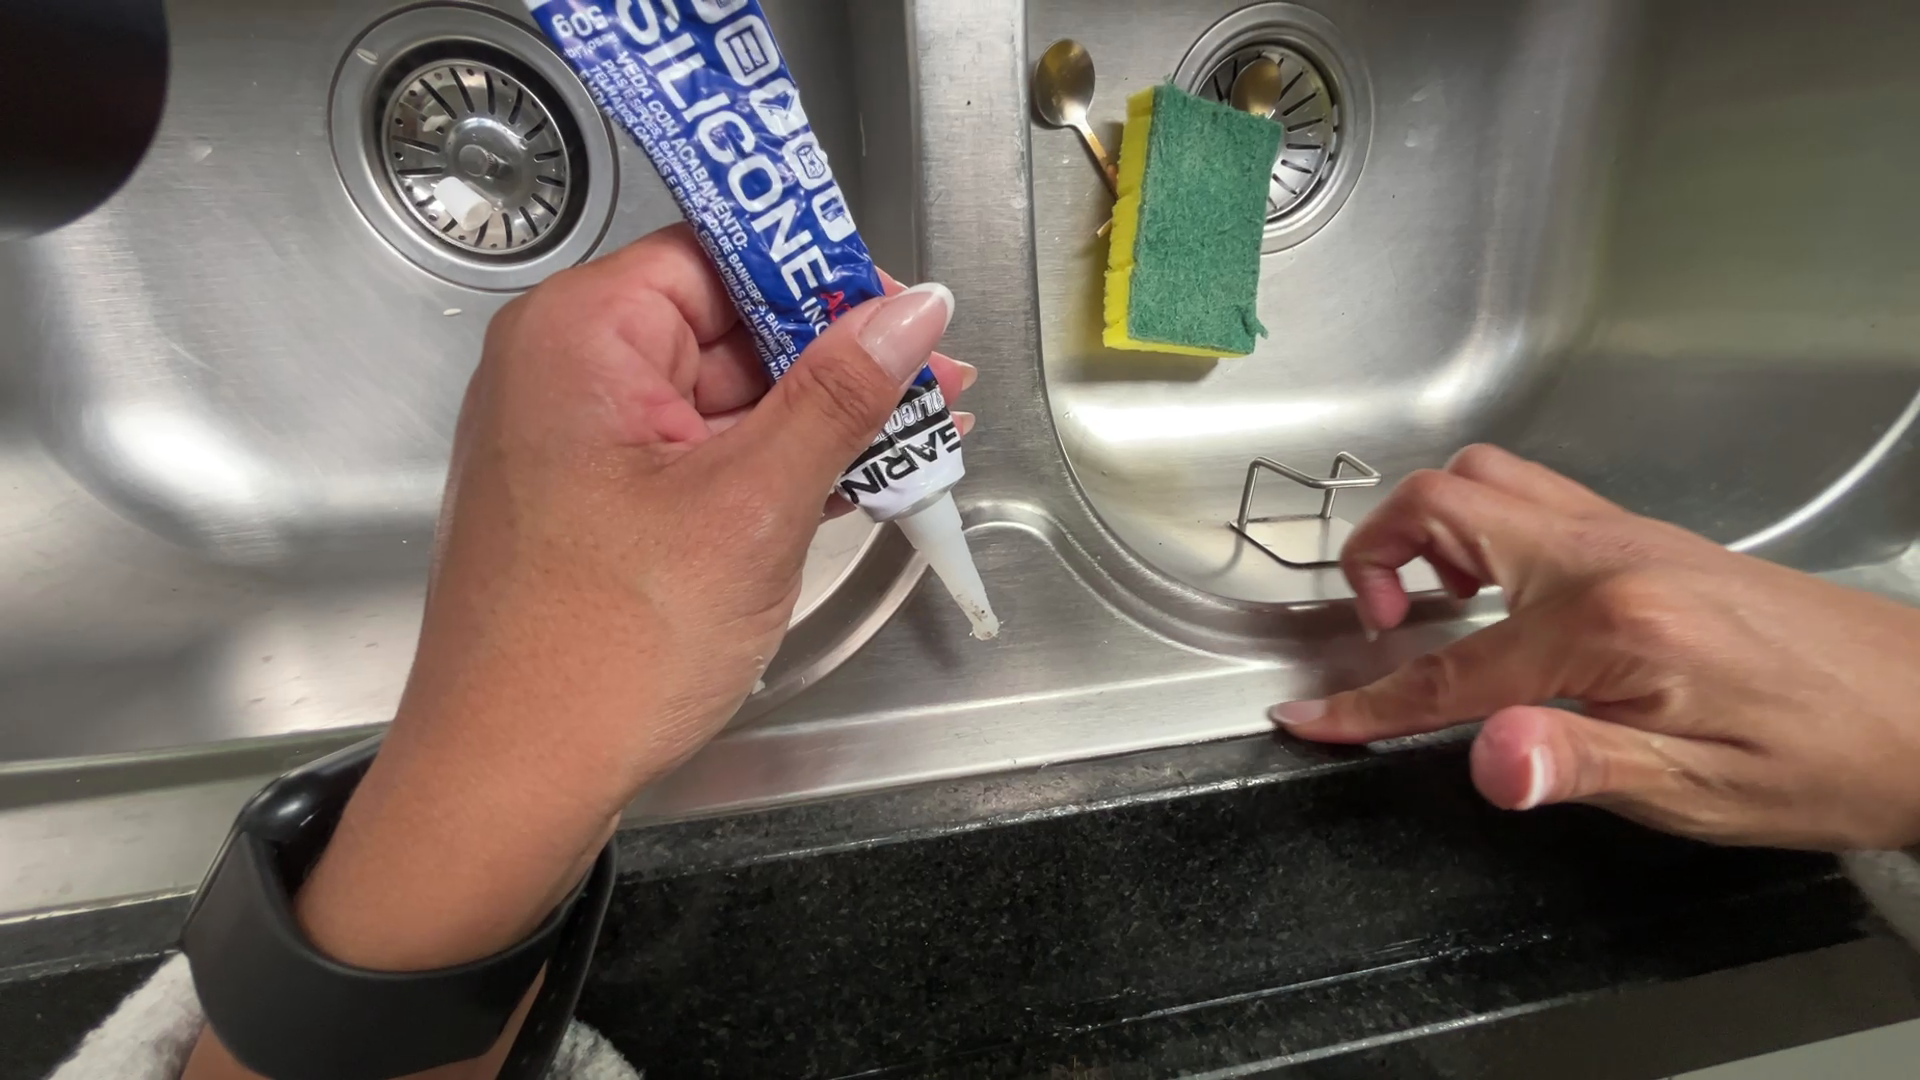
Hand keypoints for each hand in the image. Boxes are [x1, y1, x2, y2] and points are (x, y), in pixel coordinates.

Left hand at [300, 225, 969, 966]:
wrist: (521, 783)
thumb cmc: (618, 638)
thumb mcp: (753, 501)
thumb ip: (840, 394)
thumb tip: (918, 308)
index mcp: (585, 337)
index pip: (722, 260)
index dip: (824, 279)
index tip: (908, 311)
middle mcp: (584, 375)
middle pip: (738, 331)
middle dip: (845, 359)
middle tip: (939, 377)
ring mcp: (607, 447)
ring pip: (742, 402)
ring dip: (834, 419)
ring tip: (929, 426)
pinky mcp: (630, 506)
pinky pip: (727, 459)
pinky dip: (796, 467)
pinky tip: (872, 473)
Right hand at [1271, 444, 1919, 850]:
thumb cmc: (1837, 759)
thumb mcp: (1703, 791)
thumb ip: (1577, 764)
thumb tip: (1488, 764)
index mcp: (1611, 621)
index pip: (1453, 669)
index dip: (1370, 704)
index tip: (1309, 718)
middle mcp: (1602, 552)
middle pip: (1439, 504)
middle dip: (1373, 556)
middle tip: (1381, 621)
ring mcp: (1617, 530)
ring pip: (1477, 478)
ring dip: (1422, 528)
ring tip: (1429, 593)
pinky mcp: (1630, 532)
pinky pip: (1517, 493)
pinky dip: (1470, 526)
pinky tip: (1490, 583)